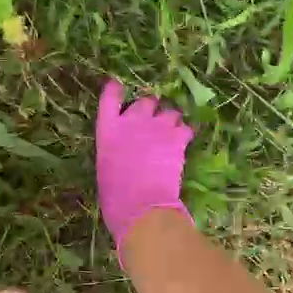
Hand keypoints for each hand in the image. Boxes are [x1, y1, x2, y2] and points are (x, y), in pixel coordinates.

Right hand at [95, 79, 193, 247]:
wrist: (141, 206)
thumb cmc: (116, 196)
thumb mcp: (106, 167)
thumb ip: (116, 149)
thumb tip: (126, 150)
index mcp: (108, 130)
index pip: (110, 98)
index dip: (115, 89)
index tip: (118, 86)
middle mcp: (132, 121)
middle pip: (146, 101)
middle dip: (150, 110)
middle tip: (152, 124)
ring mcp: (157, 127)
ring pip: (170, 112)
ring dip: (171, 121)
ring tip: (171, 134)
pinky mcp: (177, 138)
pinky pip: (186, 128)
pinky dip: (185, 134)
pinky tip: (183, 143)